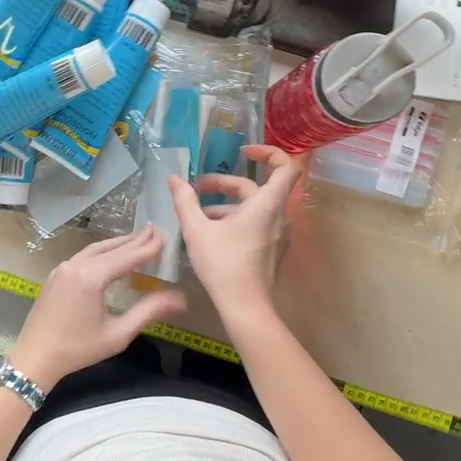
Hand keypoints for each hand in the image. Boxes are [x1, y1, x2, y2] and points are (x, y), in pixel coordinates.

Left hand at [9, 226, 186, 386]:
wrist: (34, 357)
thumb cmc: (77, 349)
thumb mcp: (118, 334)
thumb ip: (148, 311)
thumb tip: (179, 298)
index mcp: (90, 277)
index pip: (126, 257)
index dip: (147, 247)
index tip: (165, 236)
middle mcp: (74, 266)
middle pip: (110, 248)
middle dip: (133, 240)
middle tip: (155, 230)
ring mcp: (61, 269)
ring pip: (94, 250)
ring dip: (117, 244)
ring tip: (137, 239)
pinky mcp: (55, 276)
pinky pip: (82, 257)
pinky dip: (101, 253)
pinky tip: (110, 256)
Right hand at [168, 144, 300, 316]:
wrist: (246, 308)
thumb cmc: (223, 265)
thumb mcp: (197, 230)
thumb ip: (185, 201)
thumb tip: (174, 179)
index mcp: (267, 204)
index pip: (286, 166)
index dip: (268, 152)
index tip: (242, 152)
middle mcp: (278, 216)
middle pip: (257, 187)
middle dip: (226, 183)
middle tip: (197, 188)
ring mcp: (278, 235)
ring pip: (254, 208)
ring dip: (227, 205)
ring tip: (197, 215)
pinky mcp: (272, 250)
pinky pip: (257, 224)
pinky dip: (235, 220)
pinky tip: (211, 234)